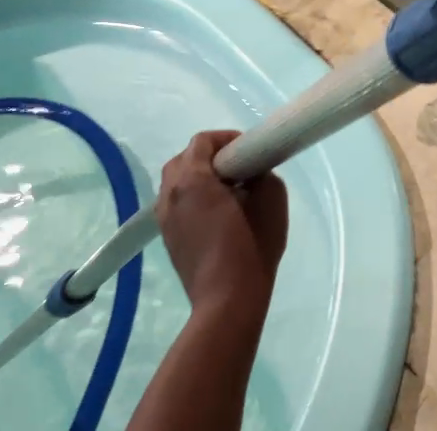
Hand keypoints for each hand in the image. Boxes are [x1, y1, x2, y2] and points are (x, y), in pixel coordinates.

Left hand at [155, 131, 288, 313]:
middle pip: (182, 159)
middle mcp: (170, 195)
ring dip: (199, 175)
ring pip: (175, 181)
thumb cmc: (252, 245)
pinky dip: (193, 195)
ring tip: (228, 188)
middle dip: (210, 155)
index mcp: (192, 181)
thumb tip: (251, 172)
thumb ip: (260, 174)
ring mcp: (165, 219)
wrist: (227, 297)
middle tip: (239, 165)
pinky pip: (176, 202)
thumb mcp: (271, 197)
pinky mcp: (167, 237)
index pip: (201, 142)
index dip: (226, 138)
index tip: (249, 149)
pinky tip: (218, 209)